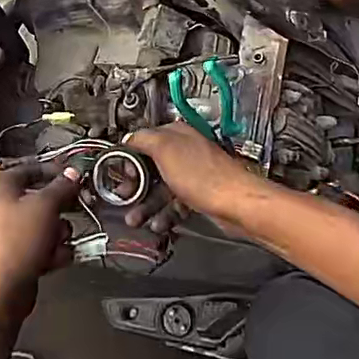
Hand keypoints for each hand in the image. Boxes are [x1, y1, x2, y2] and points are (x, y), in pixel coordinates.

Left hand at [0, 162, 81, 317]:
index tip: (75, 177)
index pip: (31, 169)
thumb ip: (61, 187)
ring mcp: (8, 234)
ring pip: (44, 224)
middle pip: (40, 198)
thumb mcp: (44, 206)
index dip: (54, 171)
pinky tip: (56, 260)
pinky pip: (40, 246)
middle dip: (61, 207)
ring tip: (60, 242)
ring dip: (58, 233)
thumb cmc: (17, 241)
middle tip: (79, 208)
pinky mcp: (16, 257)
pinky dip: (51, 252)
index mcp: (2, 187)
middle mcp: (2, 207)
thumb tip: (73, 173)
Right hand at [125, 122, 270, 224]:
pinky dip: (163, 214)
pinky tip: (157, 224)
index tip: (121, 171)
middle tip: (124, 196)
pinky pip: (173, 204)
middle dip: (135, 184)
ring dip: (146, 204)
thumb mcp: (164, 149)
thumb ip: (143, 139)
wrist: (236, 204)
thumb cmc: (207, 176)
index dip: (129, 156)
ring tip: (135, 218)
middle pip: (149, 167)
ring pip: (160, 188)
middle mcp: (184, 151)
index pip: (142, 140)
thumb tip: (129, 137)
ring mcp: (191, 174)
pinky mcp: (198, 195)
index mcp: (175, 134)